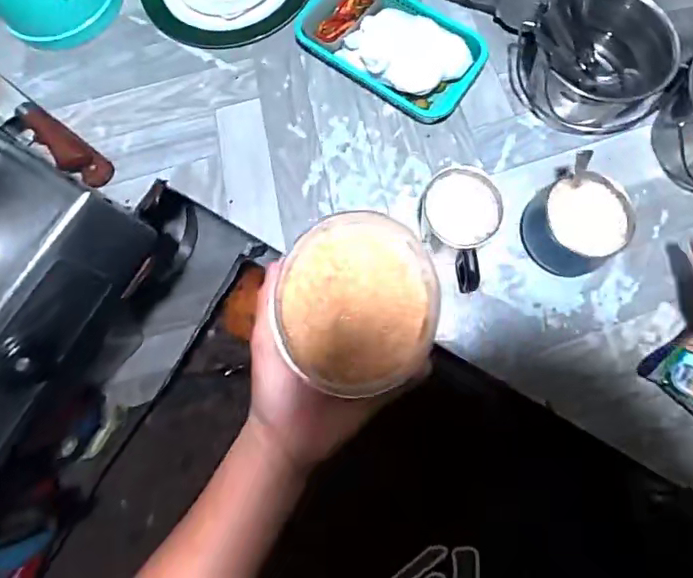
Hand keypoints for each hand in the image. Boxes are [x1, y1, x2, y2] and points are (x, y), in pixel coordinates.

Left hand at [244, 262, 419, 472]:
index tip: (365, 247)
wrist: (288, 444)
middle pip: (371, 310)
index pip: (343, 290)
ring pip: (391, 338)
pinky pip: (403, 374)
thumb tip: (280, 261)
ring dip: (404, 322)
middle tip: (398, 269)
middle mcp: (349, 340)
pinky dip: (416, 362)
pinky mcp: (379, 391)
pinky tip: (426, 348)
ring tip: (418, 300)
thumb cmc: (274, 390)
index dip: (352, 269)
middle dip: (384, 291)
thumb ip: (268, 304)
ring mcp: (367, 365)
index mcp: (323, 324)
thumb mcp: (266, 340)